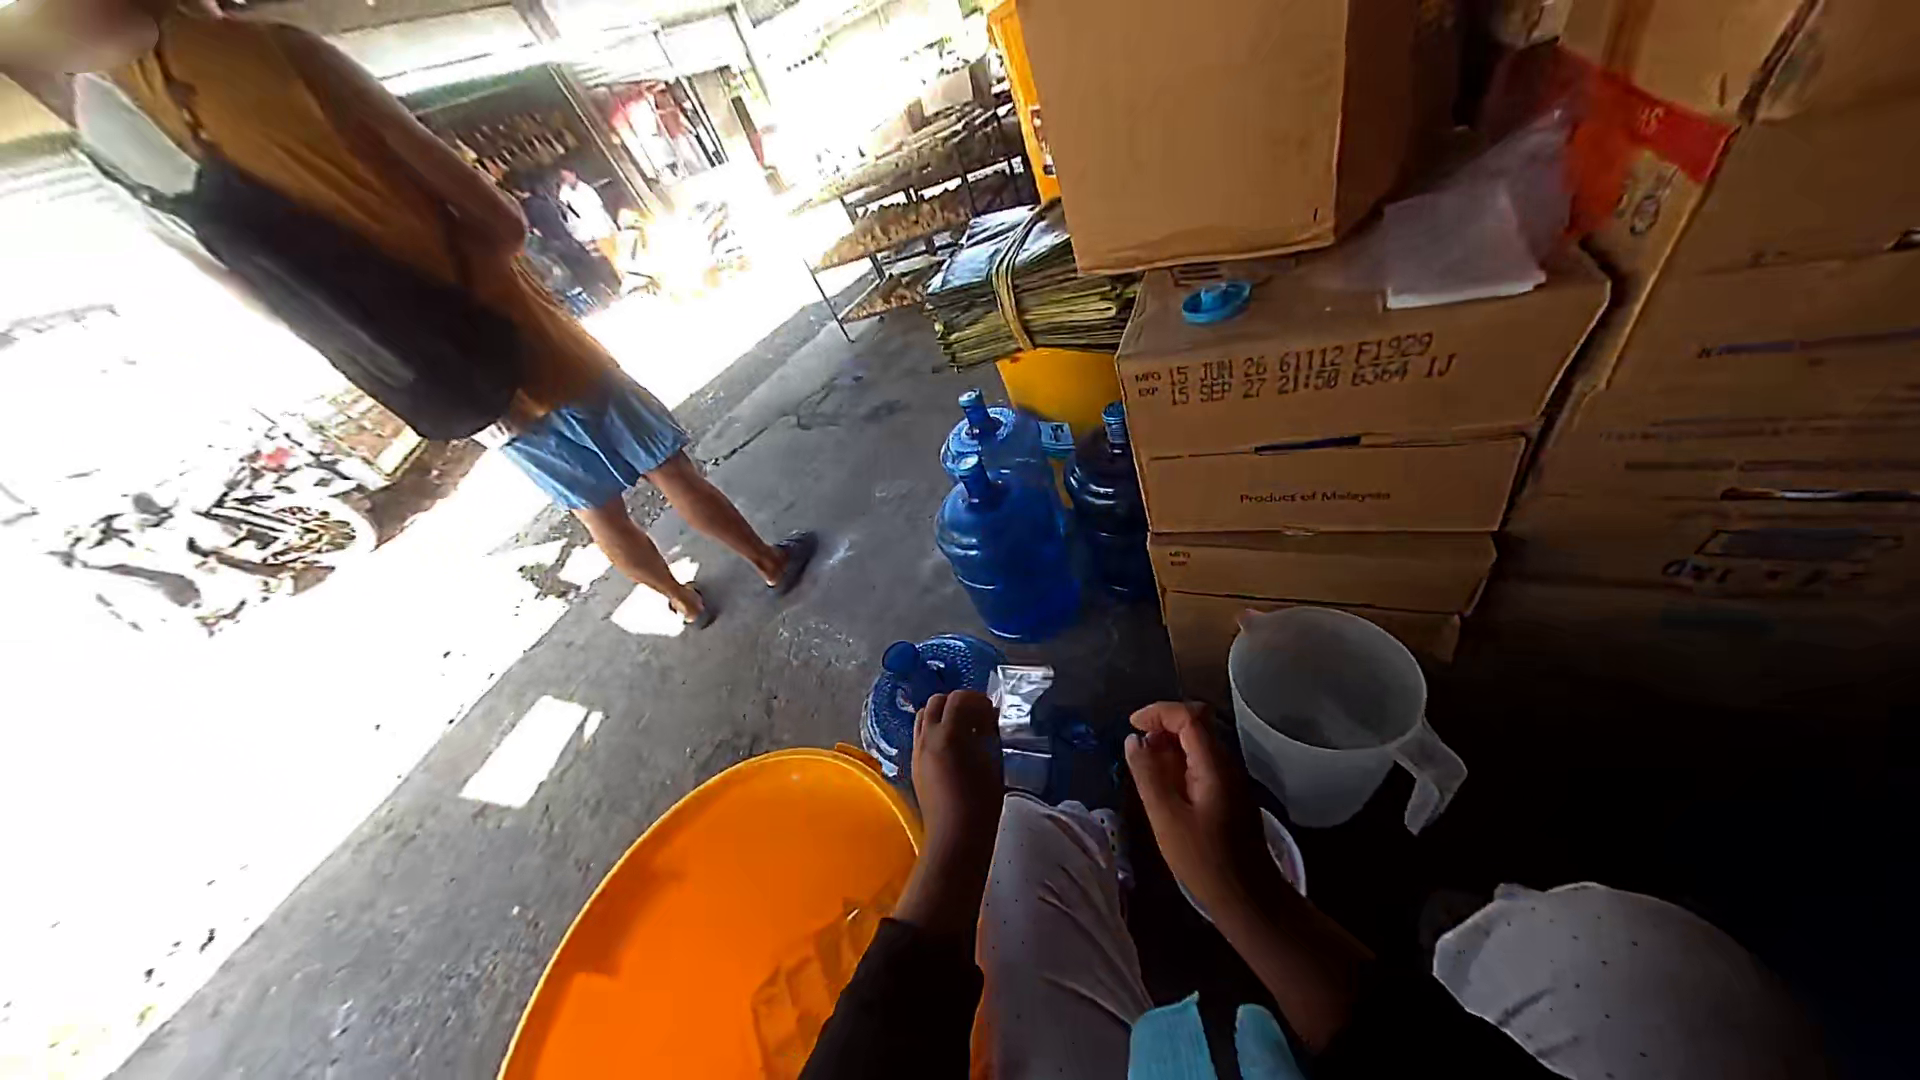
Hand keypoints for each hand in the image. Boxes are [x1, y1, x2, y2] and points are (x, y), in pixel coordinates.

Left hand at [910, 691, 1004, 857]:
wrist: (955, 837)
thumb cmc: (981, 802)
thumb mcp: (993, 762)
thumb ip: (988, 734)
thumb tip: (988, 718)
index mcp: (949, 735)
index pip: (958, 698)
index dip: (976, 700)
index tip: (990, 711)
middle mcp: (927, 738)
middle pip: (937, 701)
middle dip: (957, 702)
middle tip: (976, 716)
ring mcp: (917, 750)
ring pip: (924, 716)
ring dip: (943, 714)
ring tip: (963, 729)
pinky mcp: (914, 764)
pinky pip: (921, 734)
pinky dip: (935, 730)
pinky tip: (952, 747)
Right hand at [1125, 701, 1277, 916]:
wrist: (1249, 900)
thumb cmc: (1205, 860)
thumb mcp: (1166, 817)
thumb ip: (1147, 774)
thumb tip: (1133, 740)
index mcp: (1214, 765)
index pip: (1189, 716)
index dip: (1158, 712)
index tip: (1132, 725)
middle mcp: (1226, 764)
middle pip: (1195, 724)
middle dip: (1162, 725)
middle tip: (1138, 747)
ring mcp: (1229, 778)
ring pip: (1197, 742)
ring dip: (1168, 745)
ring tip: (1145, 768)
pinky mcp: (1227, 793)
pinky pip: (1200, 762)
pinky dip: (1177, 762)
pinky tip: (1163, 785)